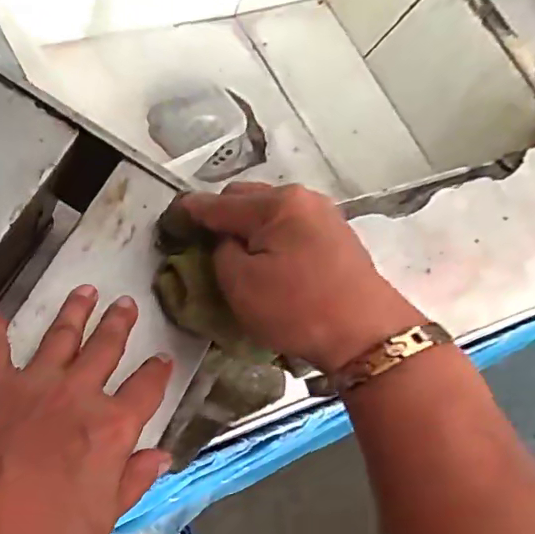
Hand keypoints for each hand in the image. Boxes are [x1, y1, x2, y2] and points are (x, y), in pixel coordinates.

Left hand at [0, 286, 173, 533]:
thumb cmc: (46, 531)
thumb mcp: (104, 518)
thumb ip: (133, 481)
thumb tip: (162, 455)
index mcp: (112, 427)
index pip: (146, 390)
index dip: (158, 372)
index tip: (163, 359)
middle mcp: (77, 395)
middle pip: (105, 350)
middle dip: (118, 325)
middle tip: (126, 303)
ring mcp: (33, 386)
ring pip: (60, 338)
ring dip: (74, 312)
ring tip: (84, 291)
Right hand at [178, 183, 424, 372]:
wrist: (364, 334)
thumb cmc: (297, 310)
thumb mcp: (240, 285)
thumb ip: (220, 253)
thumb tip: (224, 241)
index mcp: (275, 205)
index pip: (217, 203)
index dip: (188, 212)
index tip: (169, 220)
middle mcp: (301, 199)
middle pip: (247, 199)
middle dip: (220, 217)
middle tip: (202, 244)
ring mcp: (323, 216)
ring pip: (271, 214)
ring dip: (248, 228)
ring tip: (234, 255)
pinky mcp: (336, 238)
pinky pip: (291, 228)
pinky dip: (271, 238)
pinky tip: (267, 261)